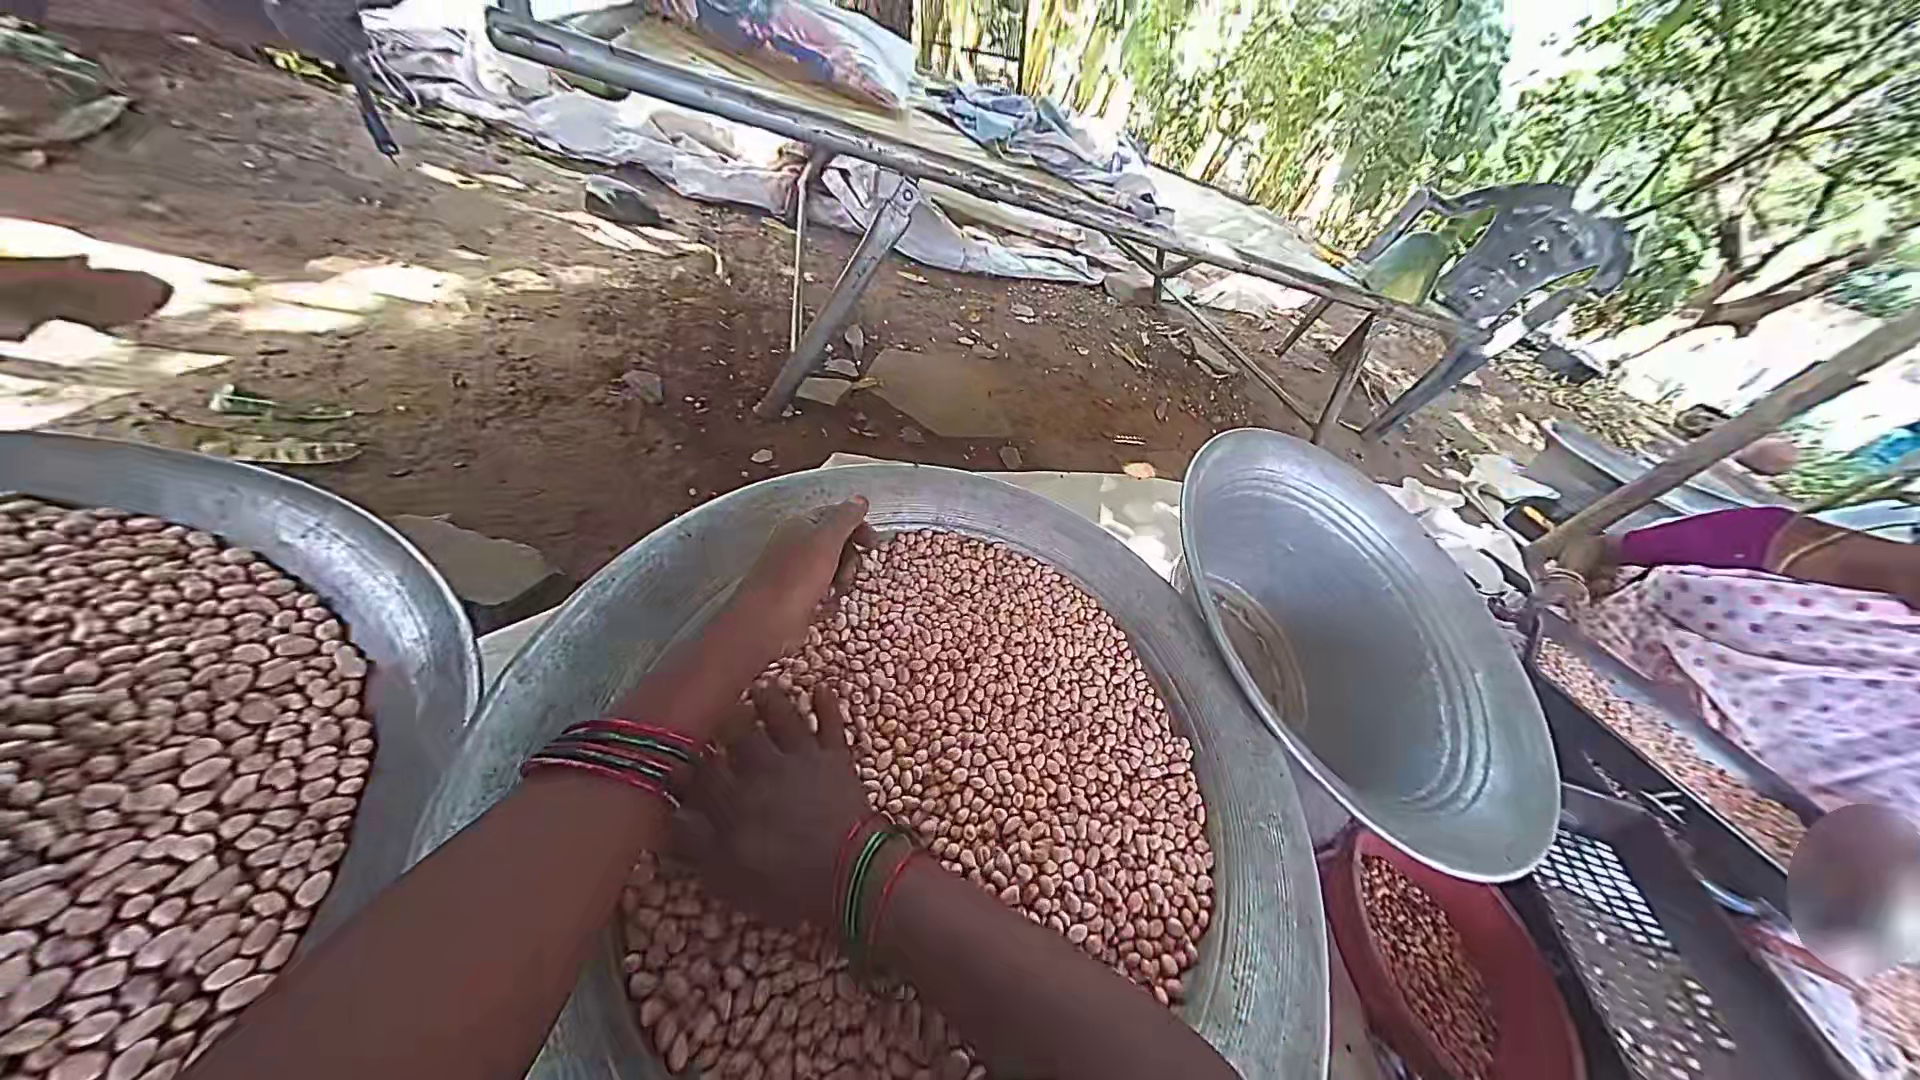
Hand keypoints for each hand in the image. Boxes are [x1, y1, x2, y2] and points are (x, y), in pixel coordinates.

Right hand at [686, 684, 870, 928]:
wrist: (849, 870)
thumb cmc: (786, 883)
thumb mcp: (728, 877)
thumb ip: (696, 844)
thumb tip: (670, 815)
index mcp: (734, 800)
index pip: (702, 771)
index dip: (687, 760)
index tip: (677, 752)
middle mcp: (765, 769)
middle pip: (740, 733)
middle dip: (726, 719)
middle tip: (719, 709)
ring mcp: (802, 758)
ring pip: (783, 718)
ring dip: (771, 701)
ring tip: (761, 689)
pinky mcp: (835, 757)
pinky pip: (831, 723)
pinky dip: (827, 704)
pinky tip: (821, 687)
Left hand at [729, 497, 875, 655]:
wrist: (767, 622)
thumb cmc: (797, 577)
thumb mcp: (826, 540)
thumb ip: (845, 518)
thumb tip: (859, 499)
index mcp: (801, 525)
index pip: (836, 516)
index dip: (857, 526)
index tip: (873, 544)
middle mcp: (797, 544)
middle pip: (837, 543)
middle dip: (851, 557)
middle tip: (850, 571)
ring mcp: (796, 571)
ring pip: (833, 568)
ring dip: (843, 578)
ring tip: (837, 591)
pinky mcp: (798, 596)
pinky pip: (824, 589)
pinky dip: (831, 595)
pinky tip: (829, 603)